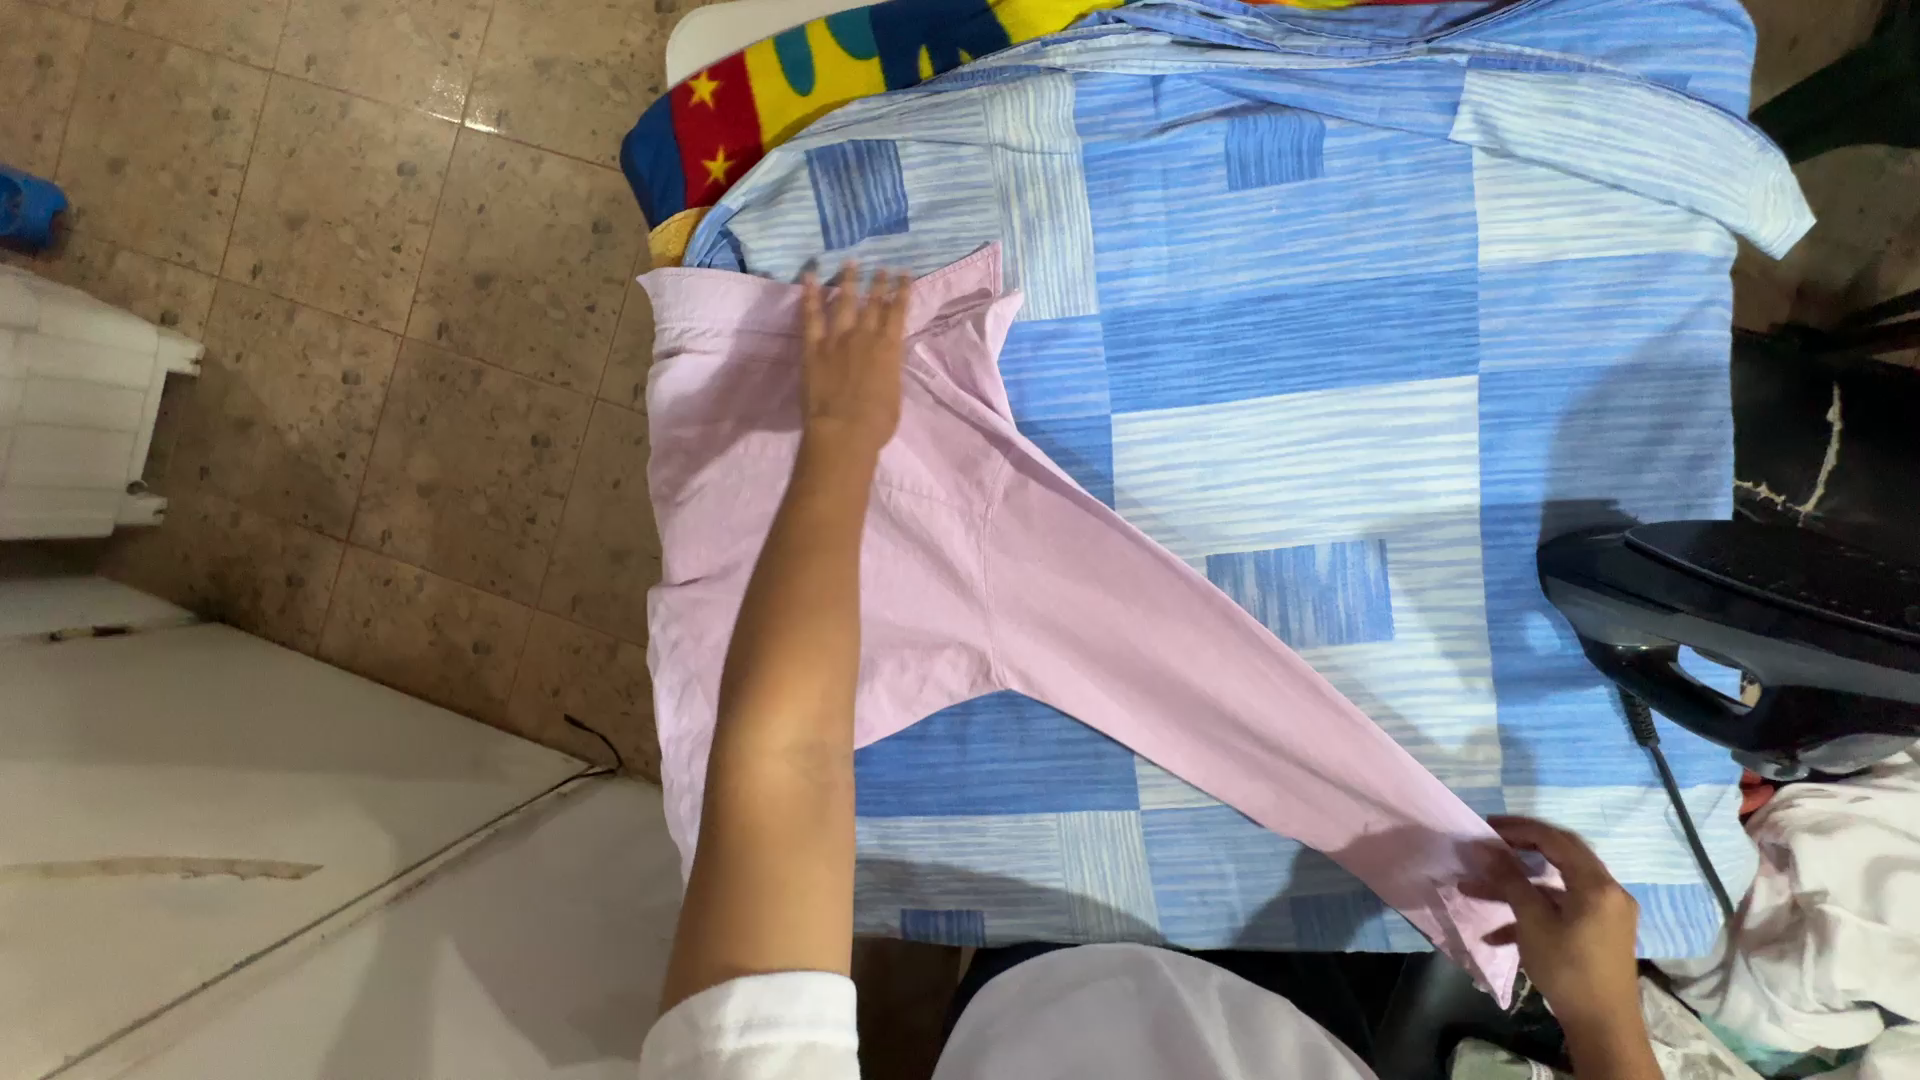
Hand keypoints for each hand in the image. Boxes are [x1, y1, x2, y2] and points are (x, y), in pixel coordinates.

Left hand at [800, 263, 908, 456]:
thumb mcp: (894, 395)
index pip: (898, 312)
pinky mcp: (813, 346)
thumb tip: (886, 362)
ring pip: (845, 301)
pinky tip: (811, 275)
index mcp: (889, 349)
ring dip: (849, 280)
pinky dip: (811, 294)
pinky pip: (811, 314)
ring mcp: (837, 338)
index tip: (905, 274)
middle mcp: (865, 336)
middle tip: (882, 267)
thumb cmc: (876, 423)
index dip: (902, 291)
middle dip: (879, 282)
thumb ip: (890, 372)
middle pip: (873, 302)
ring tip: (852, 262)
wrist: (843, 431)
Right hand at [1488, 815, 1642, 1030]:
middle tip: (1487, 843)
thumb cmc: (1567, 967)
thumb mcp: (1532, 920)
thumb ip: (1509, 879)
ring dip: (1515, 884)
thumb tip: (1482, 847)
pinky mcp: (1597, 931)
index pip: (1556, 840)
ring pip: (1553, 885)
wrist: (1603, 1026)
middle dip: (1518, 848)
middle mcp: (1607, 892)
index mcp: (1597, 886)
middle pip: (1559, 855)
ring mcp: (1604, 913)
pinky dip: (1529, 910)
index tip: (1485, 827)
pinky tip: (1497, 933)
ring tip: (1473, 889)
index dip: (1519, 828)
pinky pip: (1560, 908)